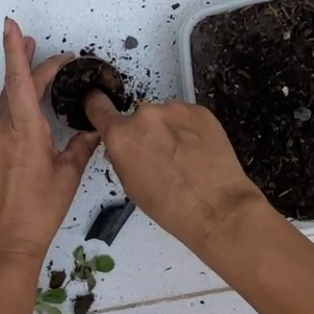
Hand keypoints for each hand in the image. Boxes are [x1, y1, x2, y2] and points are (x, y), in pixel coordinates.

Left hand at [0, 19, 99, 266]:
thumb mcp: (68, 177)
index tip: (11, 26)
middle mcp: (3, 131)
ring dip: (20, 80)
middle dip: (24, 60)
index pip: (18, 81)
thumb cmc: (37, 213)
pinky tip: (30, 104)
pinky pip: (4, 117)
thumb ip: (81, 148)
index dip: (15, 51)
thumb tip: (94, 132)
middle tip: (35, 40)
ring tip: (34, 64)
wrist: (5, 244)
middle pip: (14, 86)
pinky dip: (17, 102)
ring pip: (7, 101)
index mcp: (24, 132)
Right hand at [84, 93, 267, 255]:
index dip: (97, 108)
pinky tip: (198, 151)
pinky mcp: (199, 110)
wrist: (216, 206)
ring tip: (185, 156)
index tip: (101, 109)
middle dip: (145, 131)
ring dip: (169, 129)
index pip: (97, 106)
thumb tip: (123, 146)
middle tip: (160, 155)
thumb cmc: (170, 206)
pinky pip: (186, 116)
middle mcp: (144, 115)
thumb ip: (121, 156)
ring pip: (164, 116)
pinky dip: (189, 129)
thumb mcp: (130, 185)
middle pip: (138, 117)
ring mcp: (174, 109)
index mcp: (121, 135)